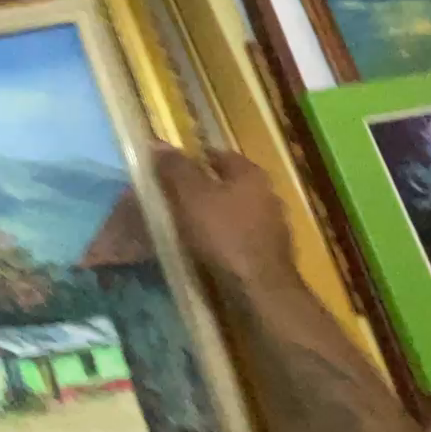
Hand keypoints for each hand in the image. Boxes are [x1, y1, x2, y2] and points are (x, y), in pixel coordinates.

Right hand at [153, 145, 297, 285]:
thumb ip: (175, 169)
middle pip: (228, 183)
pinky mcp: (269, 252)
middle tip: (173, 197)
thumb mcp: (191, 197)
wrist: (259, 289)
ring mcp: (272, 225)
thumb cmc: (223, 235)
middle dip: (203, 187)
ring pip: (234, 210)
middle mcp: (268, 194)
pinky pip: (239, 235)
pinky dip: (222, 237)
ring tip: (184, 224)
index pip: (219, 154)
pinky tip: (205, 248)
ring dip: (213, 214)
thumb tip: (157, 142)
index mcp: (251, 174)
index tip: (170, 169)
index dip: (193, 158)